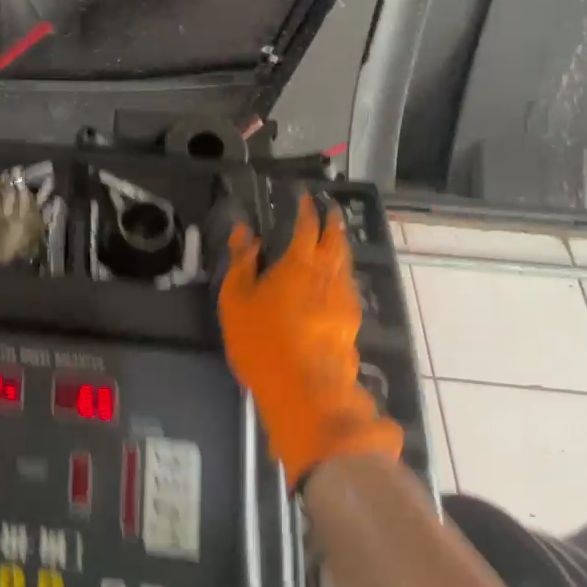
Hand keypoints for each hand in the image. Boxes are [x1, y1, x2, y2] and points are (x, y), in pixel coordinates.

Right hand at [219, 195, 401, 484]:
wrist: (306, 390)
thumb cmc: (262, 340)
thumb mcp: (236, 299)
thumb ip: (242, 262)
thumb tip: (246, 232)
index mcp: (298, 264)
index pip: (305, 227)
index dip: (304, 209)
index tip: (303, 195)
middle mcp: (328, 275)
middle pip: (335, 241)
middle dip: (332, 223)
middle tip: (329, 209)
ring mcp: (344, 300)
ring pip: (345, 264)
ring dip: (340, 247)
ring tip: (334, 240)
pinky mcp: (350, 323)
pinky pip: (347, 285)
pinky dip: (341, 273)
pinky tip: (336, 280)